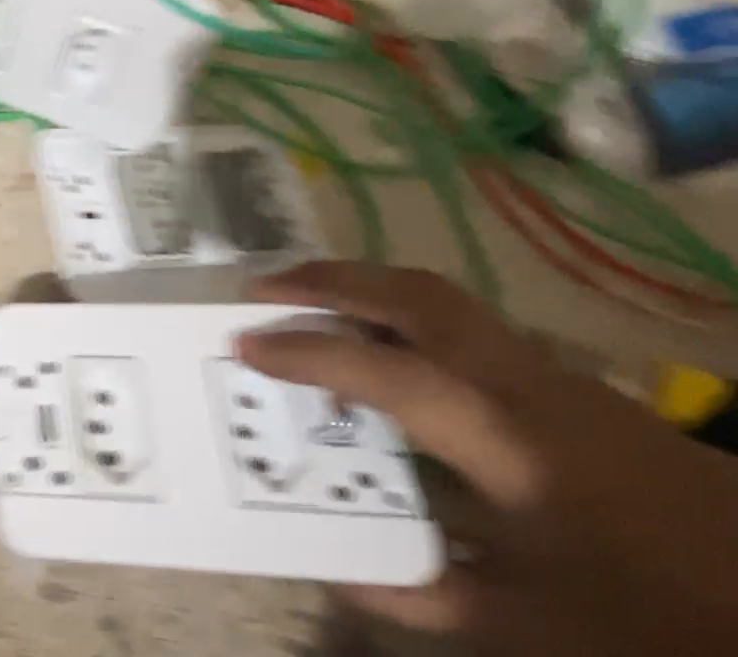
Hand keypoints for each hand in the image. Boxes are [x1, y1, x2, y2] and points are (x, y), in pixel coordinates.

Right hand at [239, 261, 737, 656]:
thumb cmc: (659, 613)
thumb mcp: (539, 625)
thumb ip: (428, 593)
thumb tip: (338, 571)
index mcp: (513, 442)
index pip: (389, 374)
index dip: (309, 354)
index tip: (244, 345)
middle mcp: (529, 389)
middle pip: (420, 299)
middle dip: (333, 281)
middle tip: (263, 287)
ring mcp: (558, 378)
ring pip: (448, 303)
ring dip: (368, 291)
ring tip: (307, 301)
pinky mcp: (575, 387)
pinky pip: (470, 332)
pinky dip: (406, 322)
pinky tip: (382, 353)